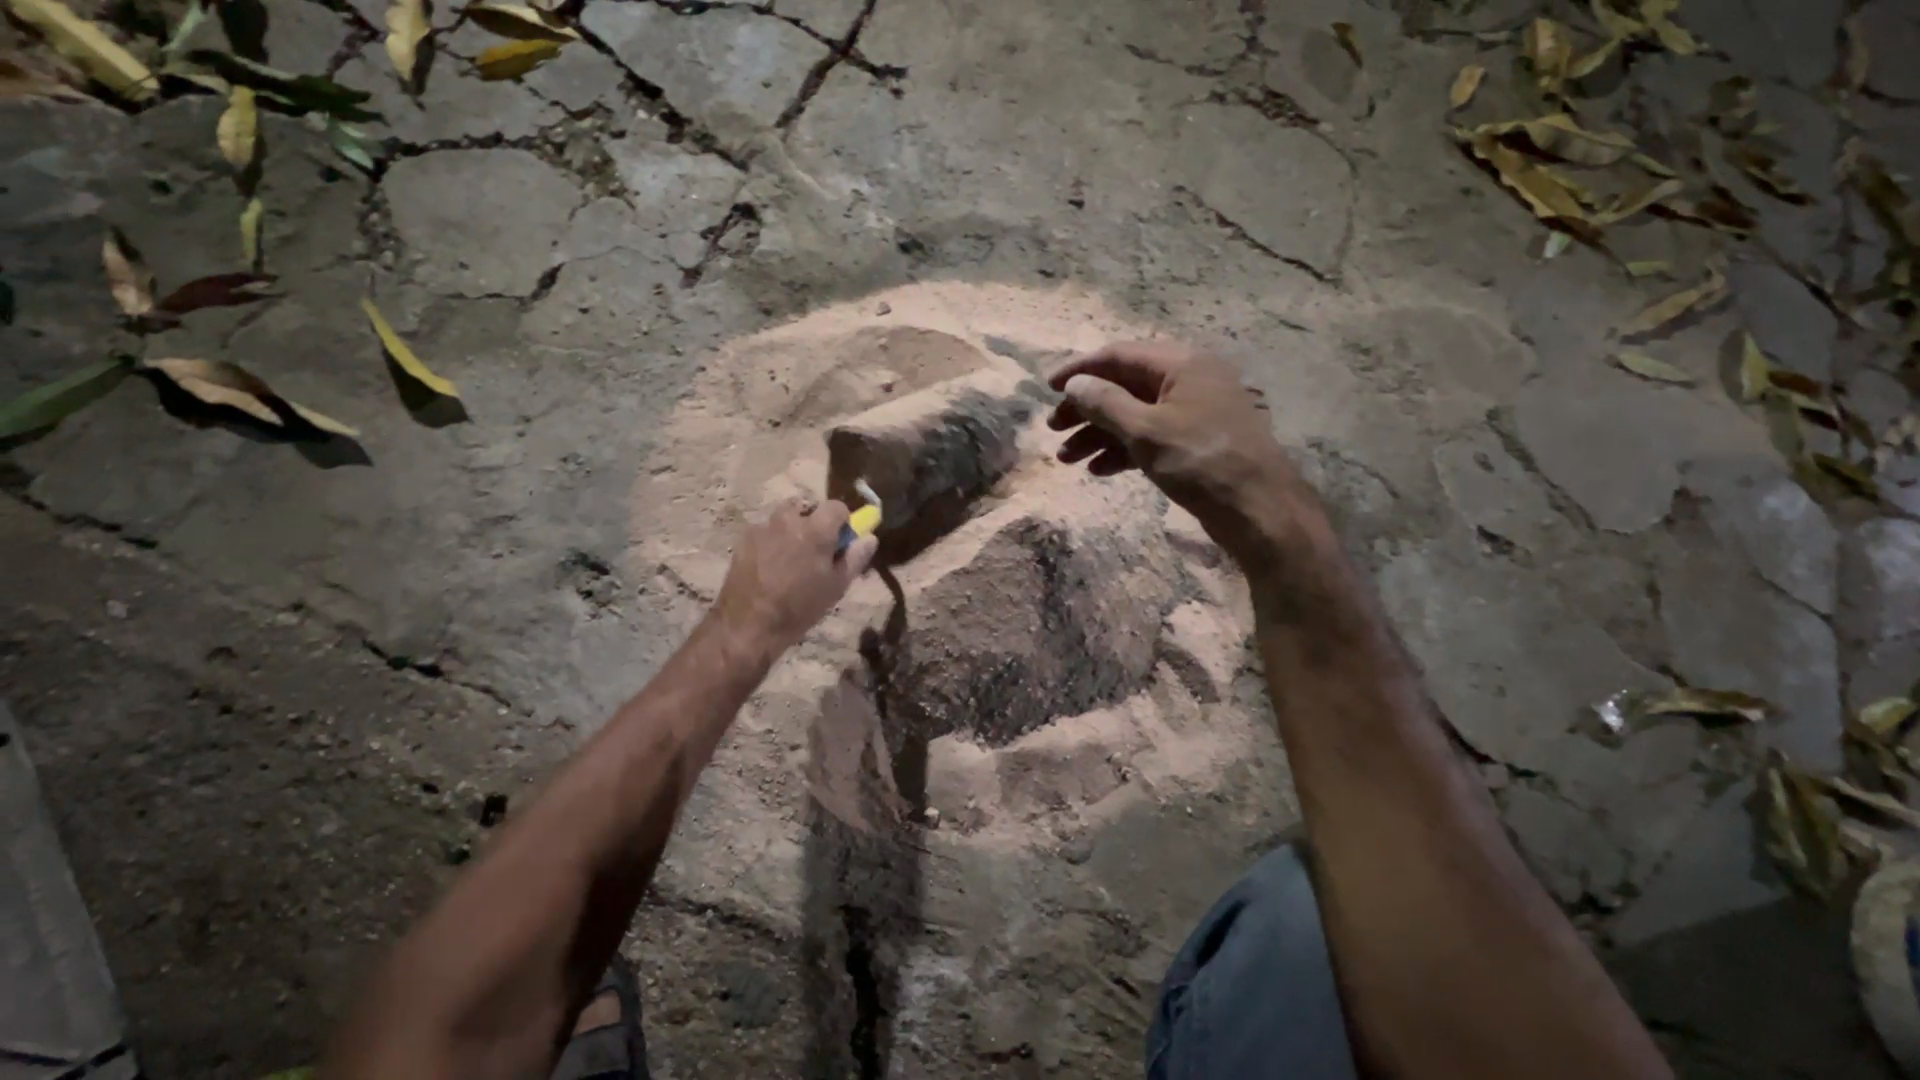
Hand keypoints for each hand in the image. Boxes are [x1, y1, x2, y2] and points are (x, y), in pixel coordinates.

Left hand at [712, 498, 877, 654]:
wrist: (749, 624)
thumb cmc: (800, 608)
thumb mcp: (836, 587)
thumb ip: (855, 558)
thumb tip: (870, 538)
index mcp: (816, 530)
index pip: (837, 506)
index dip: (841, 522)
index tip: (839, 543)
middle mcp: (788, 520)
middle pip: (807, 507)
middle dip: (813, 522)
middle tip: (814, 550)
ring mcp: (763, 527)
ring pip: (783, 518)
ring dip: (791, 530)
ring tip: (790, 559)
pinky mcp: (744, 539)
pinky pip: (765, 531)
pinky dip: (771, 541)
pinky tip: (769, 567)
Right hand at [1047, 343, 1327, 566]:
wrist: (1258, 508)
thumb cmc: (1200, 461)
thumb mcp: (1145, 430)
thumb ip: (1105, 403)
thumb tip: (1075, 383)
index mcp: (1181, 364)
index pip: (1118, 355)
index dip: (1080, 371)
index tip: (1047, 389)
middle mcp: (1188, 380)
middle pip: (1124, 386)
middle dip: (1087, 408)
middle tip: (1053, 430)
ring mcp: (1194, 412)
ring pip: (1135, 415)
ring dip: (1099, 434)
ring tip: (1067, 459)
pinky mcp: (1196, 442)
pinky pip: (1151, 436)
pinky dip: (1123, 450)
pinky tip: (1098, 471)